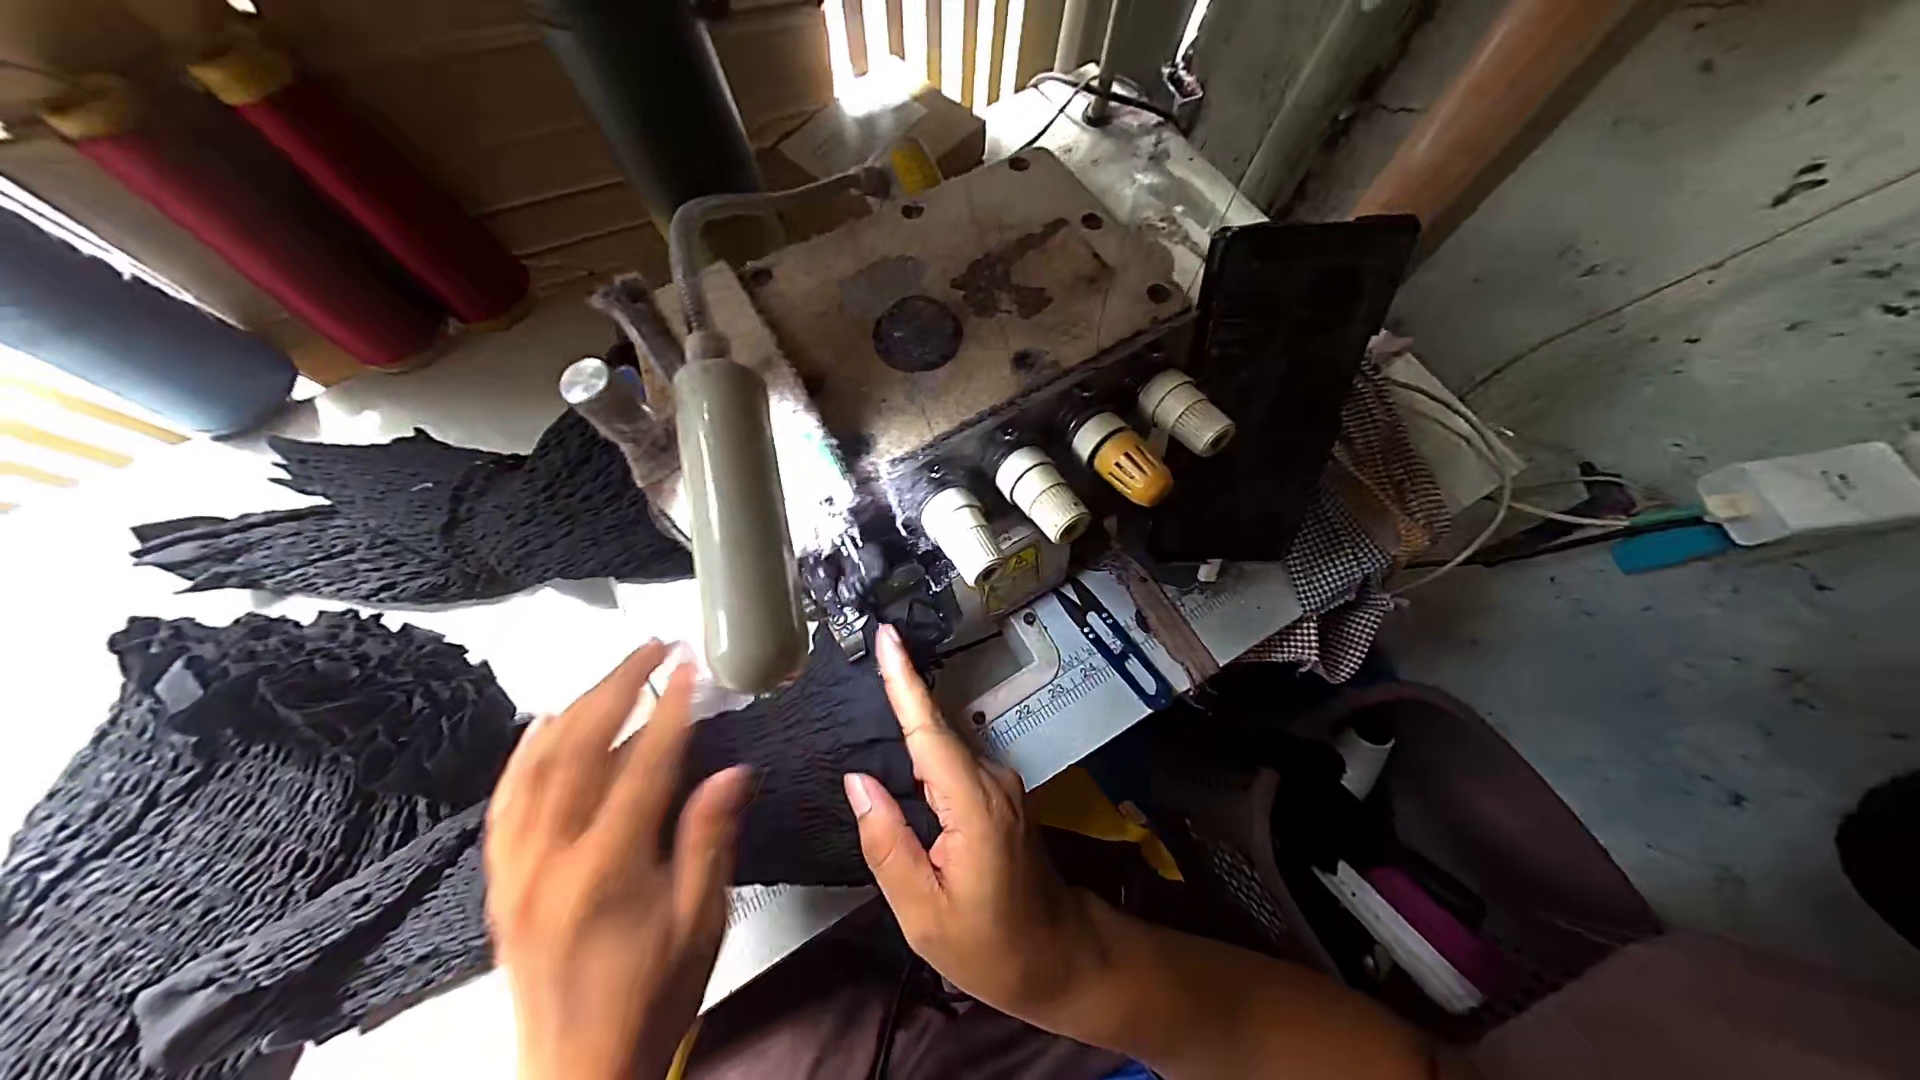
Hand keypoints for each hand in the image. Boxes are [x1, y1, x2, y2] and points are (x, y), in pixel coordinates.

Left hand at [486, 642, 752, 1079]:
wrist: (579, 1070)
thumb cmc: (653, 995)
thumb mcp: (701, 920)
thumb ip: (709, 839)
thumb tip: (730, 771)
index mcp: (605, 871)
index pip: (642, 766)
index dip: (670, 710)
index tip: (689, 668)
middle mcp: (548, 860)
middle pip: (578, 748)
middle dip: (618, 686)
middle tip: (652, 649)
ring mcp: (515, 868)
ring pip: (535, 764)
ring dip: (576, 706)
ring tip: (613, 673)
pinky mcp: (502, 878)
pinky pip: (507, 798)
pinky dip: (527, 751)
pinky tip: (547, 723)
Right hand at [844, 624, 1110, 1027]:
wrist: (1060, 955)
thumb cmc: (992, 946)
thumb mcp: (923, 912)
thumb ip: (887, 841)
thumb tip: (858, 780)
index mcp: (974, 806)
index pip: (930, 731)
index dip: (905, 681)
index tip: (888, 638)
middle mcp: (991, 780)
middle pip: (935, 728)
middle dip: (901, 687)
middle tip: (866, 654)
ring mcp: (1000, 783)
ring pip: (943, 743)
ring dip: (909, 718)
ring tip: (872, 693)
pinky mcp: (998, 792)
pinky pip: (951, 760)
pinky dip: (922, 748)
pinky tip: (897, 750)